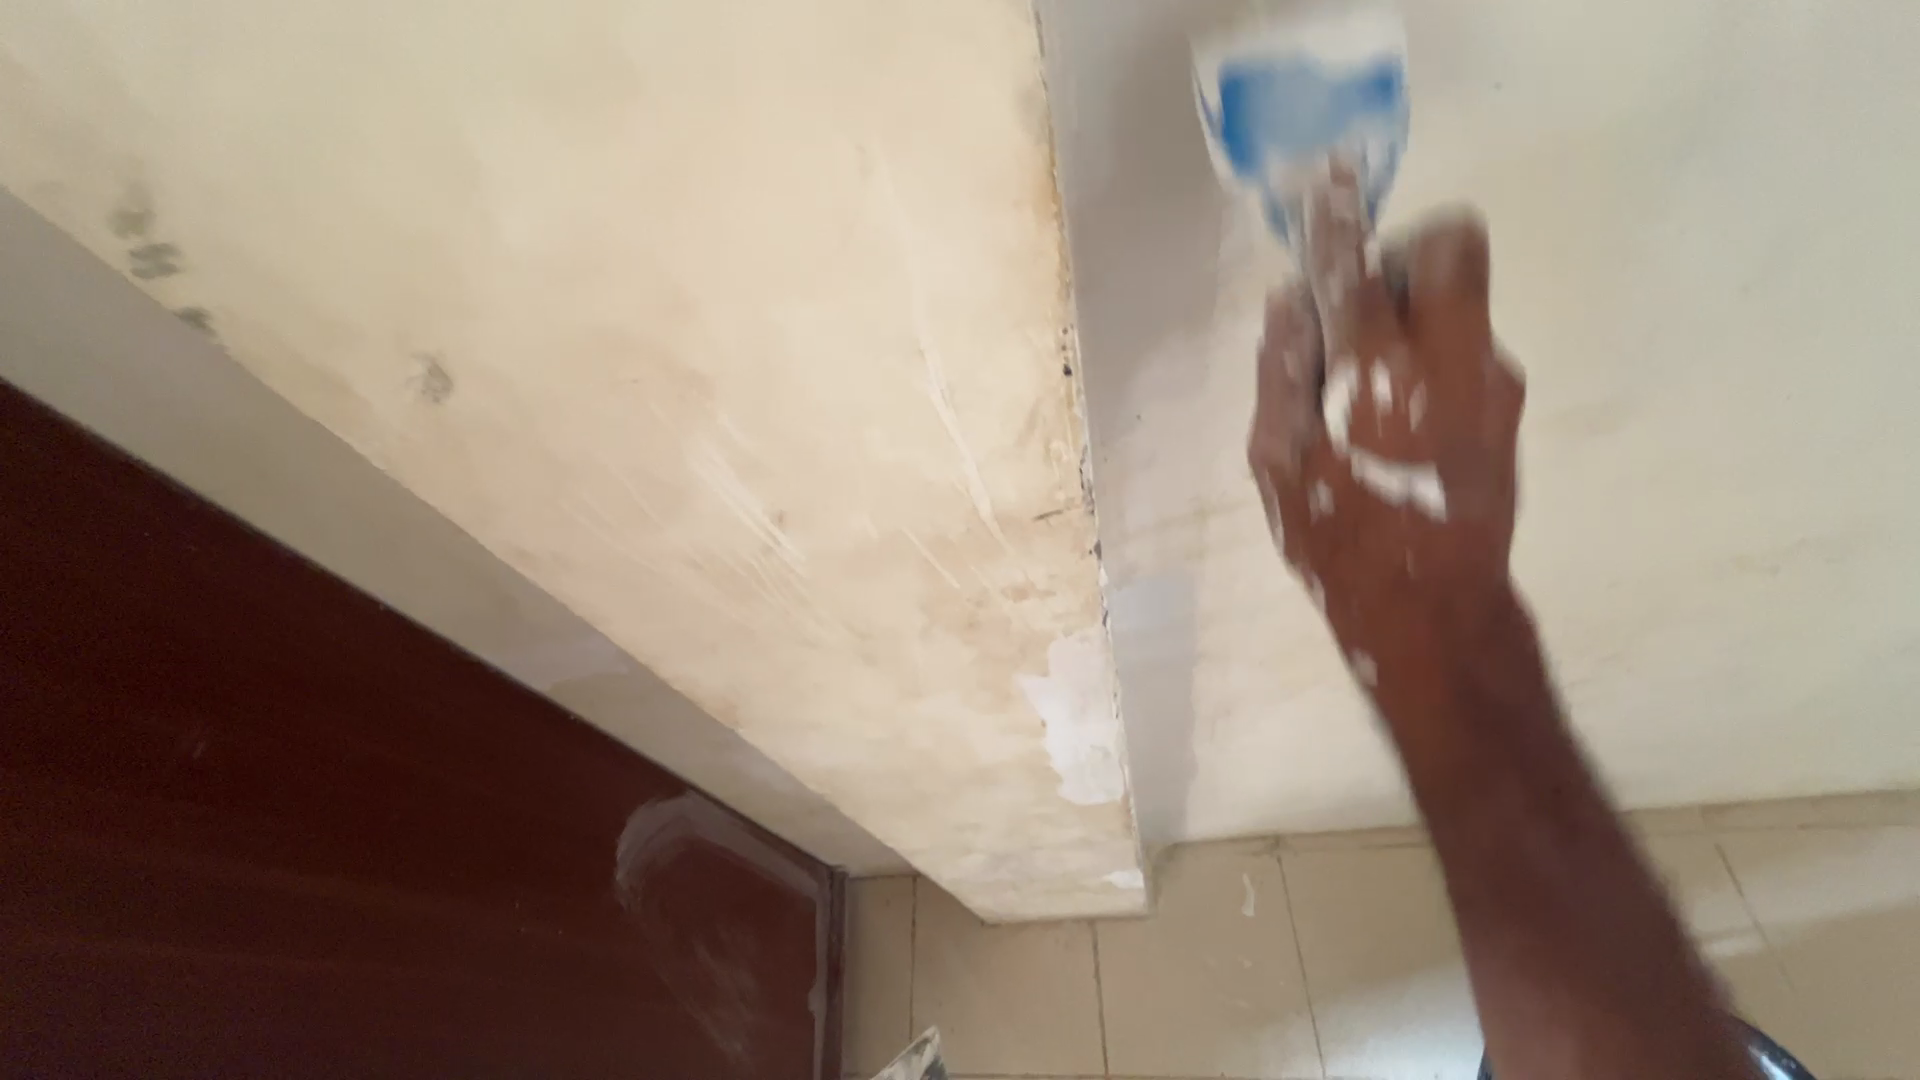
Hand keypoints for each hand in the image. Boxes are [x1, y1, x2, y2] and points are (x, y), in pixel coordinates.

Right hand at [1247, 166, 1524, 680]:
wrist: (1428, 606)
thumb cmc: (1333, 538)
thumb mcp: (1274, 462)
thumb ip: (1280, 374)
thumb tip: (1289, 304)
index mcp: (1372, 374)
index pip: (1351, 266)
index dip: (1333, 218)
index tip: (1326, 181)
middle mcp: (1446, 357)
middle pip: (1451, 245)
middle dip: (1401, 251)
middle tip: (1356, 304)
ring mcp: (1490, 378)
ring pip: (1459, 297)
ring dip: (1409, 311)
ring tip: (1365, 384)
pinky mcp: (1507, 402)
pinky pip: (1465, 346)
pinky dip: (1427, 354)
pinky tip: (1396, 418)